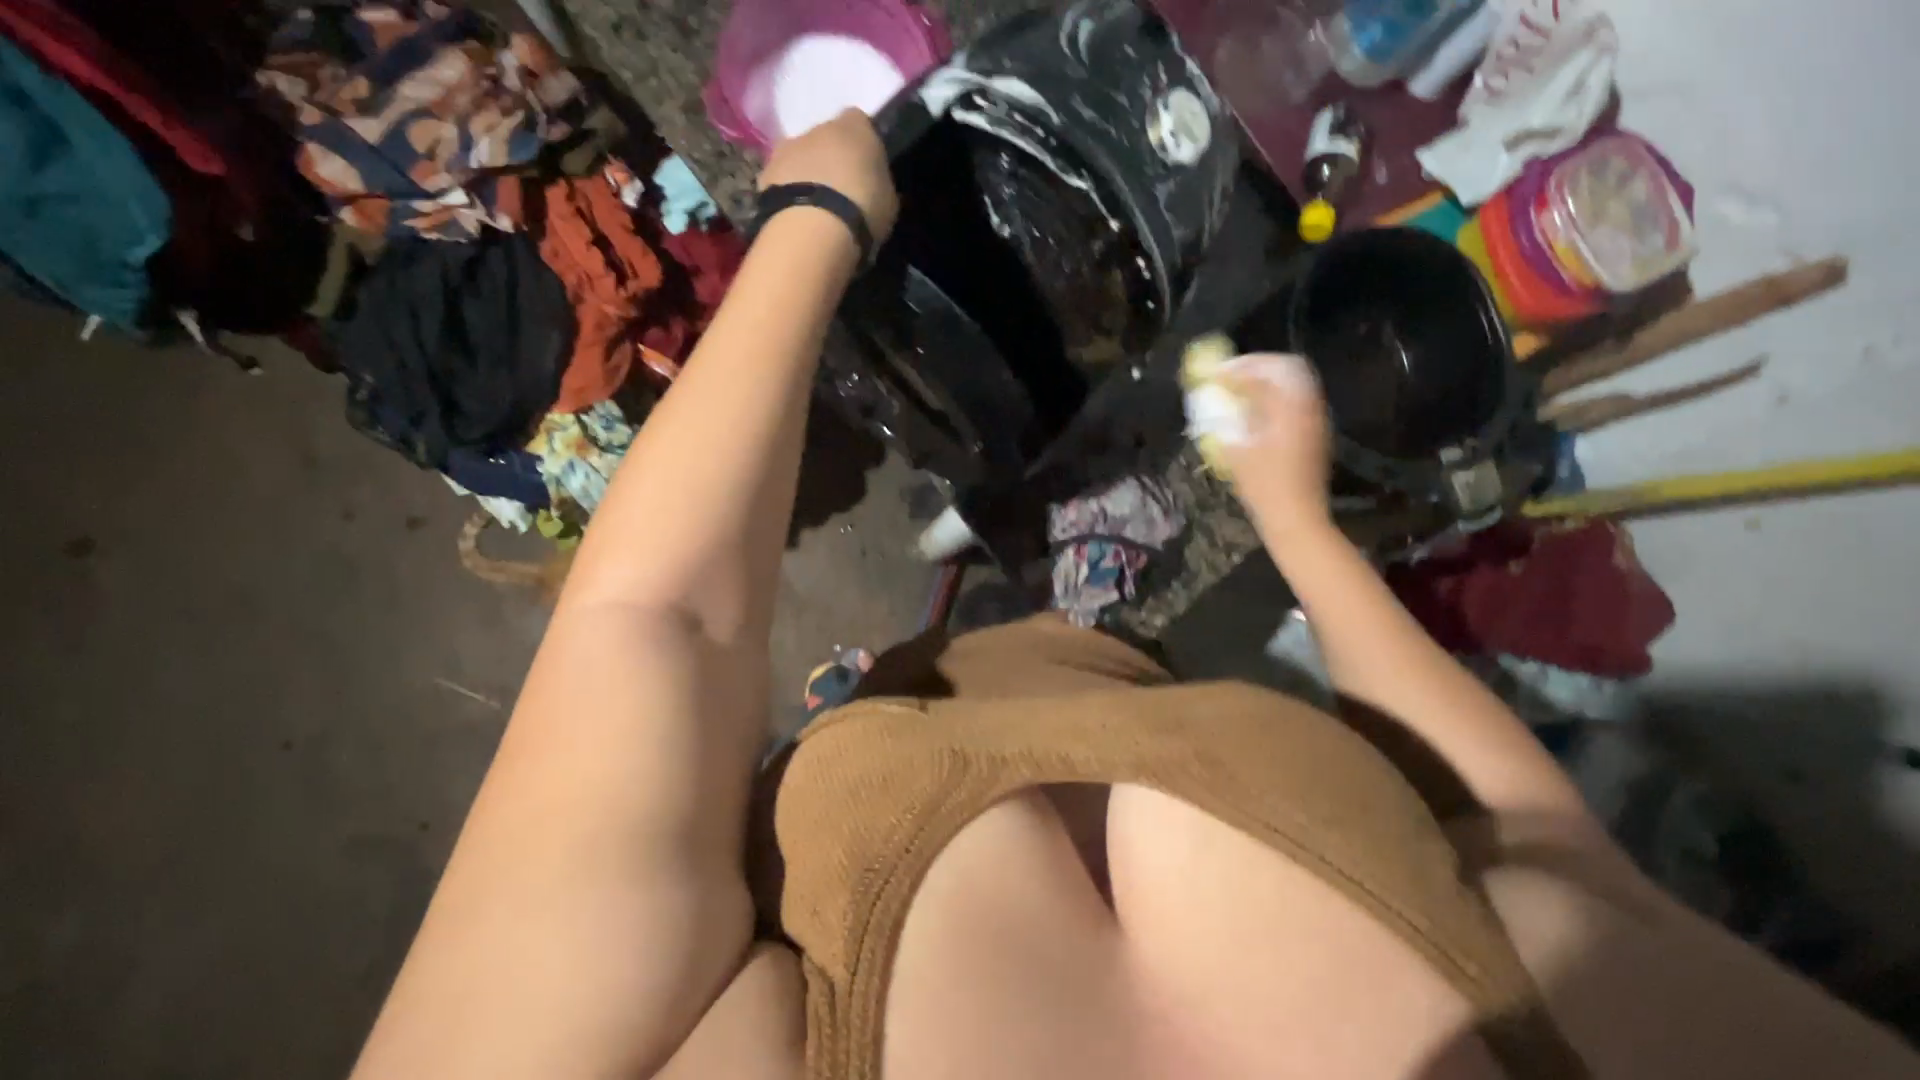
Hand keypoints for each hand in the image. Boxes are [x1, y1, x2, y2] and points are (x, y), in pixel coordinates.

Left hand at [758, 109, 898, 243]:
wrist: (814, 229)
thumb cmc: (863, 208)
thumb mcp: (889, 200)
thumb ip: (880, 183)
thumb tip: (876, 186)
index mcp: (855, 126)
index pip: (859, 121)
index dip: (861, 143)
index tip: (865, 166)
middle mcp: (817, 127)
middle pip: (825, 138)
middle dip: (830, 158)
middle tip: (839, 191)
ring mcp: (786, 148)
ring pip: (799, 157)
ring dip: (806, 174)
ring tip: (815, 208)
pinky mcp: (764, 175)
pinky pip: (780, 180)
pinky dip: (787, 192)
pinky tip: (796, 216)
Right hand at [1219, 353, 1334, 544]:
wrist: (1297, 517)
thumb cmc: (1264, 486)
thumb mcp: (1236, 450)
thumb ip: (1224, 417)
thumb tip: (1213, 396)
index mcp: (1290, 406)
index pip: (1267, 368)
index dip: (1240, 366)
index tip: (1217, 372)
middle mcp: (1309, 406)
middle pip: (1288, 368)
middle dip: (1258, 367)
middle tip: (1232, 377)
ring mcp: (1316, 419)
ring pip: (1295, 384)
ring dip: (1268, 382)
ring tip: (1240, 395)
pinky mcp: (1316, 433)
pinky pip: (1297, 402)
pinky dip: (1276, 399)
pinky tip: (1256, 415)